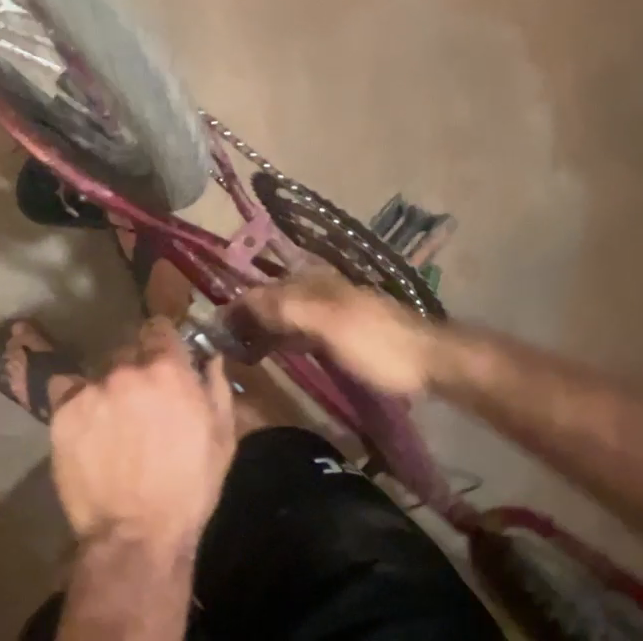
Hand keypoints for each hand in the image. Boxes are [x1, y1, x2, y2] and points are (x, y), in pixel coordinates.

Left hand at [49, 319, 235, 553]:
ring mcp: (90, 389)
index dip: (160, 343)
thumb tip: (211, 357)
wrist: (135, 537)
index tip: (161, 359)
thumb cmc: (188, 491)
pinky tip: (87, 431)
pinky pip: (67, 391)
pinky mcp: (61, 411)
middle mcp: (125, 370)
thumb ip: (215, 388)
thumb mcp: (222, 440)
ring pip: (98, 374)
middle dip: (134, 372)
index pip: (158, 328)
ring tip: (112, 426)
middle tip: (139, 406)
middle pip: (127, 352)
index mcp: (167, 370)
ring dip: (106, 390)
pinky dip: (77, 404)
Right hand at [237, 268, 442, 395]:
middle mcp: (315, 287)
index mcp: (310, 281)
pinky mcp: (339, 331)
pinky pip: (297, 328)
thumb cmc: (374, 342)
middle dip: (244, 318)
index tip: (214, 333)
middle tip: (225, 346)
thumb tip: (238, 301)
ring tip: (242, 351)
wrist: (428, 361)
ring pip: (282, 314)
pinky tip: (273, 351)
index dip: (235, 309)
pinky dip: (280, 338)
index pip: (259, 290)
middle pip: (268, 299)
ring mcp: (328, 309)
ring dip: (260, 329)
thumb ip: (282, 308)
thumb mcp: (324, 322)